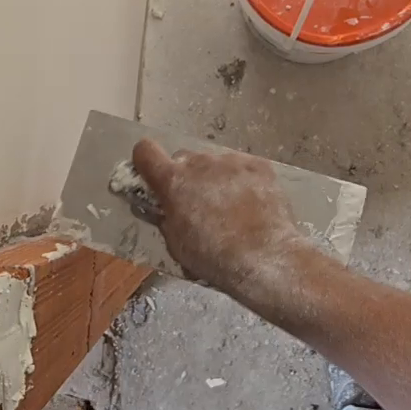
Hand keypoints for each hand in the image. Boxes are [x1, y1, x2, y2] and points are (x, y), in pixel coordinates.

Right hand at [131, 138, 311, 294]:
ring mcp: (231, 161)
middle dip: (186, 178)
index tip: (152, 176)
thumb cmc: (213, 257)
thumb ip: (165, 216)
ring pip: (215, 164)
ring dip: (215, 180)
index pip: (145, 151)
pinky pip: (242, 167)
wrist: (265, 258)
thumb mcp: (175, 243)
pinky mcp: (258, 165)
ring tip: (230, 210)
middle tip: (198, 205)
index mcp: (173, 180)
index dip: (146, 162)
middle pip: (184, 159)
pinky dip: (242, 181)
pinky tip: (250, 205)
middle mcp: (200, 162)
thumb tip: (164, 206)